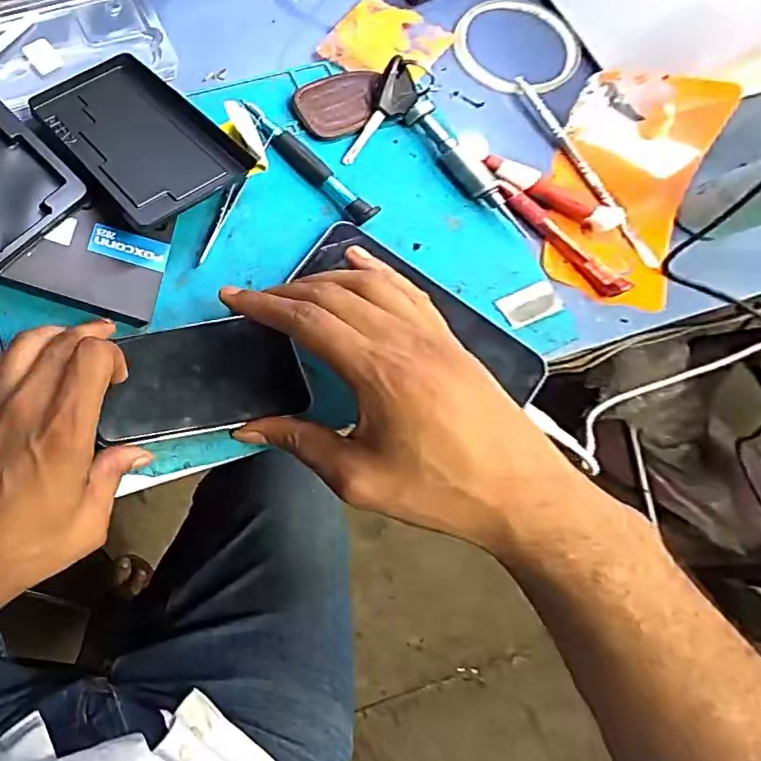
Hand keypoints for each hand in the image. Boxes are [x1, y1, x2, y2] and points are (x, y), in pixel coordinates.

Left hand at [0, 322, 152, 638]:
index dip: (112, 355)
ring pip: (27, 341)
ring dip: (57, 334)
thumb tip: (137, 453)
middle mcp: (27, 404)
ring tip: (74, 340)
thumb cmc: (24, 548)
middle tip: (106, 348)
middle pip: (62, 342)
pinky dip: (23, 349)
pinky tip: (33, 359)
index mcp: (63, 432)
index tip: (119, 377)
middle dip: (92, 337)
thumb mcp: (85, 526)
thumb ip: (112, 477)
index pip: (90, 358)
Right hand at [219, 247, 590, 553]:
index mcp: (379, 370)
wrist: (529, 499)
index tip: (232, 298)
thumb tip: (246, 429)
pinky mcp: (450, 339)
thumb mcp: (359, 479)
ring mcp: (432, 334)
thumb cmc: (442, 491)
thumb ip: (300, 443)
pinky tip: (357, 260)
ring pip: (369, 283)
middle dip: (283, 291)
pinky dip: (375, 269)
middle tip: (252, 300)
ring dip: (322, 279)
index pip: (308, 320)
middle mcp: (404, 339)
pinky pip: (406, 289)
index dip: (264, 305)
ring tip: (292, 289)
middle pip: (332, 294)